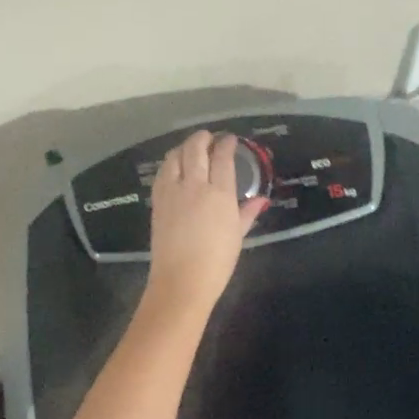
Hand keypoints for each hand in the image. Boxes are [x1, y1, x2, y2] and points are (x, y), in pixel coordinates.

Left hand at [143, 130, 267, 314]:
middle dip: (203, 138)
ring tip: (190, 148)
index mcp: (219, 193)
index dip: (226, 144)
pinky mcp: (157, 201)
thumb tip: (260, 200)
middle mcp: (195, 184)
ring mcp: (172, 191)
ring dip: (183, 147)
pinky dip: (169, 163)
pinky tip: (173, 167)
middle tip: (209, 138)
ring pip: (175, 156)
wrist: (182, 280)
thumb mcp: (237, 235)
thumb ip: (247, 213)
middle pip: (196, 149)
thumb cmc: (216, 262)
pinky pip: (162, 173)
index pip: (222, 157)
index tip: (230, 140)